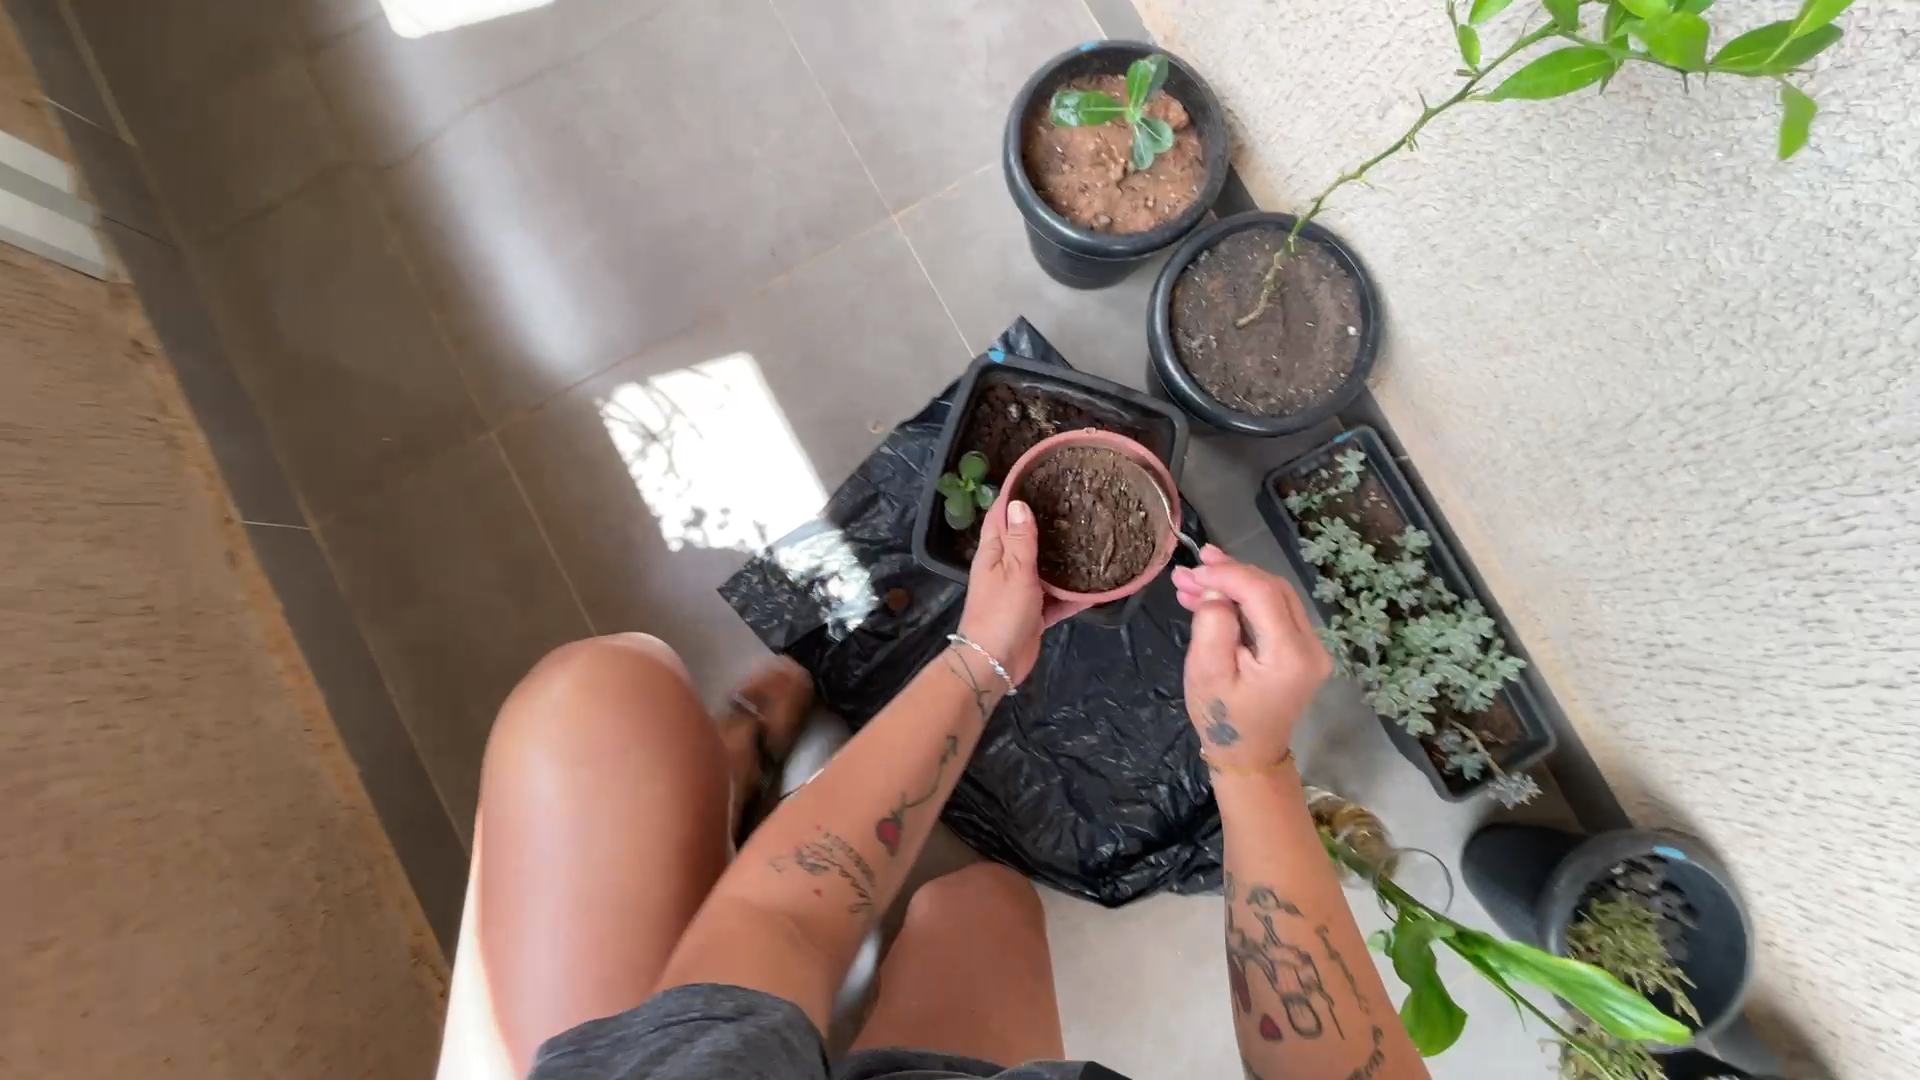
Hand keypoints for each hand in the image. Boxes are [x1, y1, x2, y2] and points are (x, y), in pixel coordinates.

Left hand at [959, 496, 1093, 683]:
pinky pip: (1057, 599)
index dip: (1015, 496)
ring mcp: (1020, 592)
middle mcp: (1005, 569)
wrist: (994, 663)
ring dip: (1063, 559)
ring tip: (1090, 538)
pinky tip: (1097, 585)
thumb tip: (1019, 502)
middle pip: (1026, 540)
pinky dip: (1073, 594)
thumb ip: (1020, 539)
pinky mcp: (1034, 614)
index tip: (1036, 476)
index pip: (1001, 516)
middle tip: (1075, 505)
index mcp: (993, 554)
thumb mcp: (1014, 570)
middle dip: (1045, 524)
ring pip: (1045, 569)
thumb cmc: (1001, 613)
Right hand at [1172, 545, 1332, 766]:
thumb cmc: (1223, 719)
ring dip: (1233, 583)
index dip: (1227, 574)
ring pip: (1272, 596)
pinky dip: (1242, 600)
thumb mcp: (1206, 672)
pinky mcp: (1300, 649)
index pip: (1263, 593)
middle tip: (1189, 569)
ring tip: (1191, 579)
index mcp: (1290, 655)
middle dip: (1230, 573)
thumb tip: (1217, 591)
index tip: (1192, 571)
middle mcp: (1311, 646)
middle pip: (1273, 589)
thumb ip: (1213, 625)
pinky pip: (1272, 612)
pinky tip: (1210, 597)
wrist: (1248, 755)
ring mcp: (1310, 647)